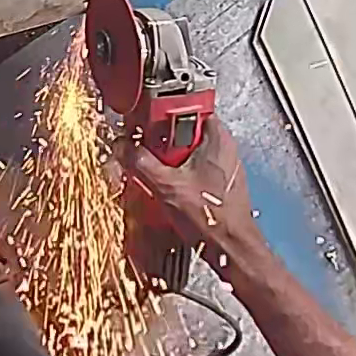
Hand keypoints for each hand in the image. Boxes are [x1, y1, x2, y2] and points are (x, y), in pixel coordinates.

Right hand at [120, 115, 265, 273]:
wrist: (233, 251)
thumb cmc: (212, 219)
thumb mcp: (166, 186)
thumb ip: (140, 162)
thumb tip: (122, 148)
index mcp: (216, 136)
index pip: (186, 105)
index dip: (161, 112)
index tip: (144, 121)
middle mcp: (223, 145)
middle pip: (183, 127)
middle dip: (161, 139)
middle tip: (145, 150)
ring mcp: (222, 162)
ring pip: (186, 147)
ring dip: (168, 157)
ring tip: (156, 171)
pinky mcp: (218, 179)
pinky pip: (192, 164)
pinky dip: (178, 170)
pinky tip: (169, 186)